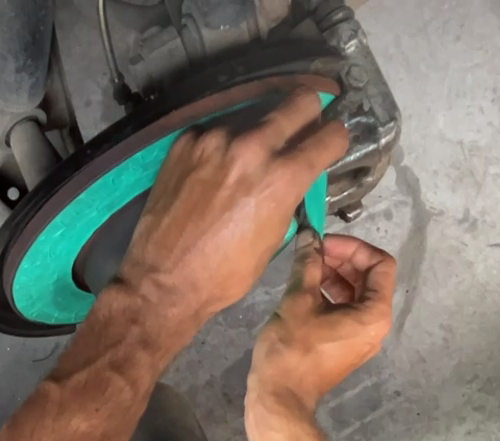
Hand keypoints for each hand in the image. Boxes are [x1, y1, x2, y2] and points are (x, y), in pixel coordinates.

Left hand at [112, 88, 348, 331]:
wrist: (164, 282)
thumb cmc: (222, 275)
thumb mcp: (273, 240)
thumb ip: (289, 197)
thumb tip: (295, 177)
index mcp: (282, 177)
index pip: (330, 135)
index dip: (335, 140)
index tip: (330, 144)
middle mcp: (252, 147)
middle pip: (299, 100)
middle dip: (308, 113)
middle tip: (301, 130)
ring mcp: (215, 139)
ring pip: (253, 116)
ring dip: (258, 134)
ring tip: (244, 165)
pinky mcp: (186, 142)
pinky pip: (216, 131)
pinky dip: (221, 147)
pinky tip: (213, 174)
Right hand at [248, 233, 396, 415]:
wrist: (279, 398)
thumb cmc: (291, 350)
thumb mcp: (298, 300)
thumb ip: (307, 264)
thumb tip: (308, 237)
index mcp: (375, 314)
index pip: (380, 264)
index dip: (353, 247)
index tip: (323, 244)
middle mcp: (375, 327)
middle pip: (369, 279)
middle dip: (341, 261)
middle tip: (312, 253)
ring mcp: (360, 340)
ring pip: (355, 296)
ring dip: (333, 277)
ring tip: (304, 270)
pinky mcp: (343, 348)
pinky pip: (345, 313)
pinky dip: (329, 297)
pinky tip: (304, 291)